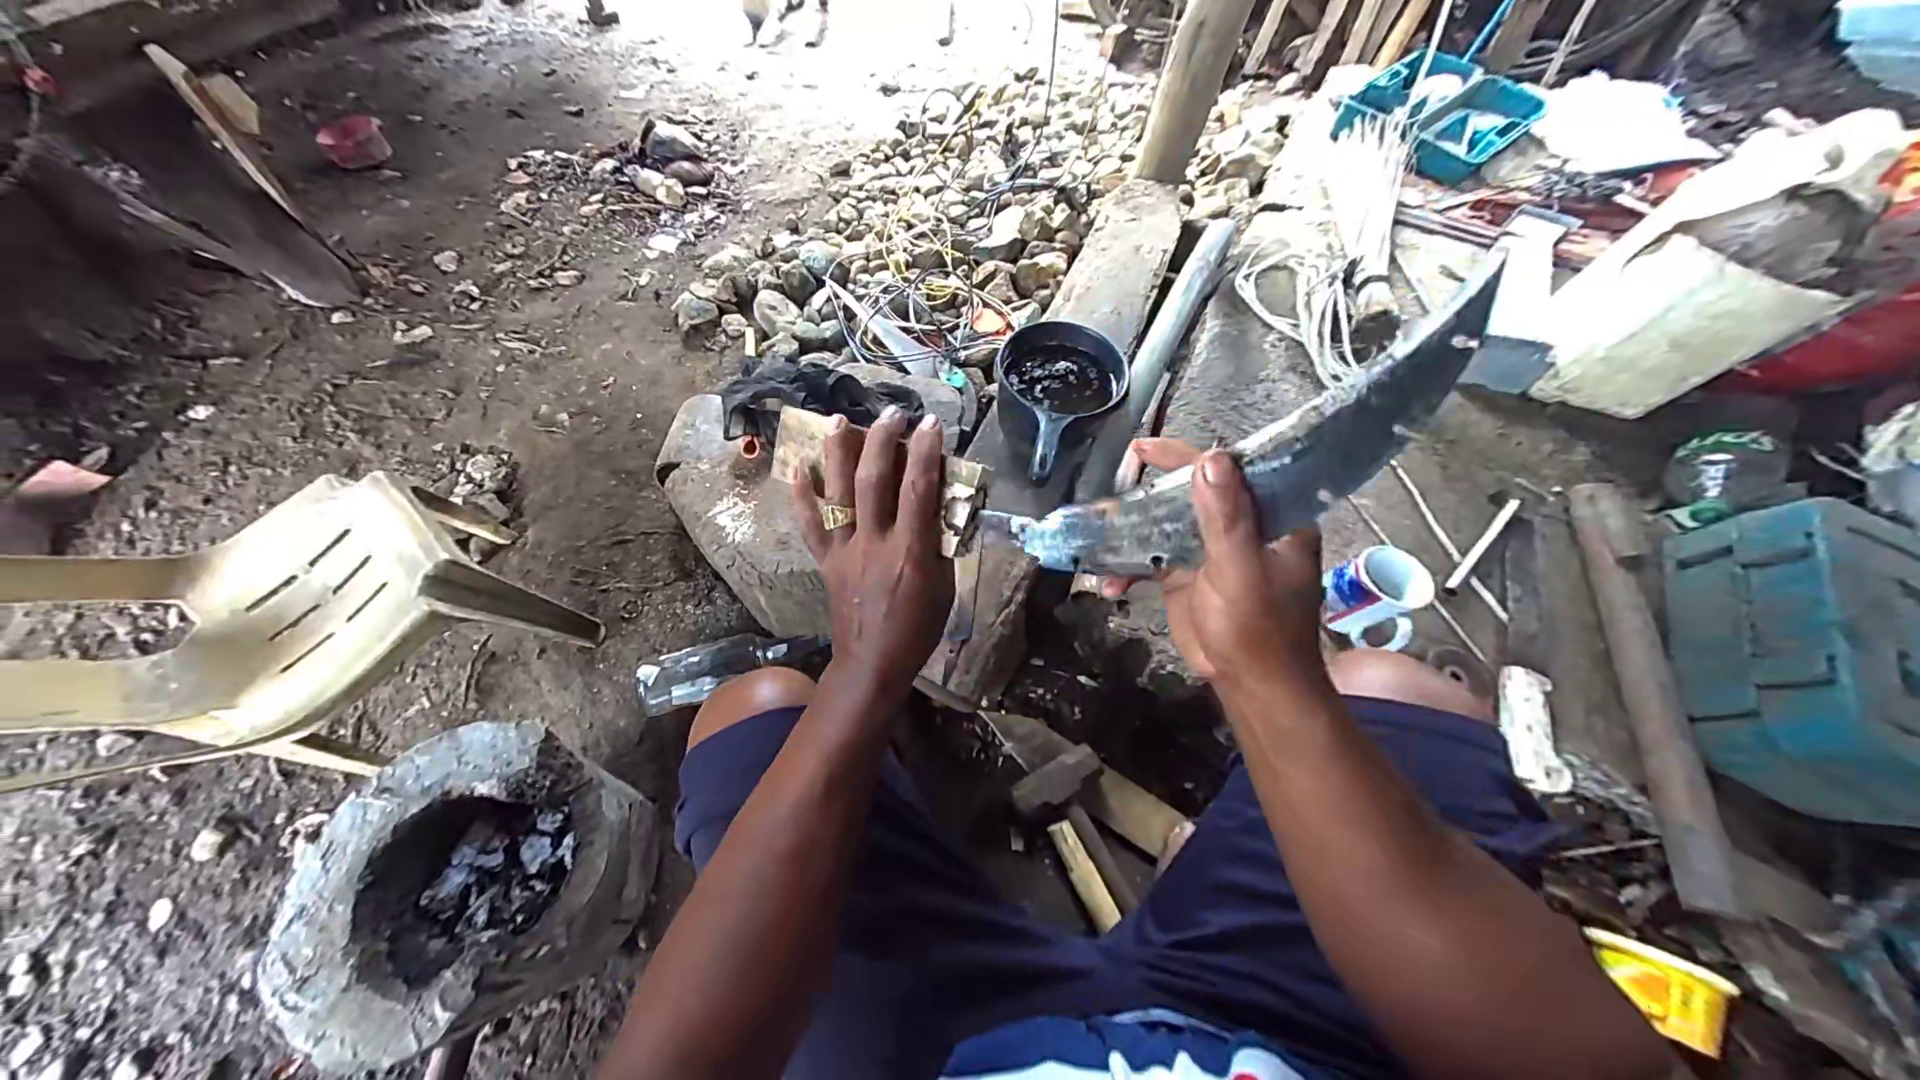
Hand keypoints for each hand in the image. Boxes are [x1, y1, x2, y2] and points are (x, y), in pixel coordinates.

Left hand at [791, 407, 953, 700]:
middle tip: (891, 413)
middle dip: (881, 441)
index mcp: (910, 553)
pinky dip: (801, 496)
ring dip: (838, 454)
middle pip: (872, 482)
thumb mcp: (945, 586)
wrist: (873, 663)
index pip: (919, 490)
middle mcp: (873, 544)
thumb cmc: (918, 628)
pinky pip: (810, 525)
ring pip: (836, 494)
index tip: (931, 423)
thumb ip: (943, 543)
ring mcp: (844, 551)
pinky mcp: (825, 561)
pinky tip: (798, 467)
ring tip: (840, 420)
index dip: (925, 452)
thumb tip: (943, 503)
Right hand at [1101, 439, 1323, 687]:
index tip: (1144, 449)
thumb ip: (1225, 517)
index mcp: (1271, 518)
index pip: (1229, 473)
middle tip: (1114, 485)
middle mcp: (1241, 527)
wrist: (1251, 687)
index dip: (1187, 457)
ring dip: (1130, 534)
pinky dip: (1129, 569)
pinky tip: (1110, 585)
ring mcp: (1211, 551)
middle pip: (1190, 495)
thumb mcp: (1241, 571)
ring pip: (1165, 526)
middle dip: (1148, 495)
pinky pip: (1153, 559)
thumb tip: (1210, 460)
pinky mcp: (1188, 576)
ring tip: (1098, 534)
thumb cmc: (1258, 632)